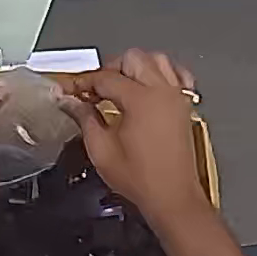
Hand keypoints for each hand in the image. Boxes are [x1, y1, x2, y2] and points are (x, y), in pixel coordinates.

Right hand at [63, 49, 212, 231]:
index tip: (72, 91)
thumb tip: (72, 103)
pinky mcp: (185, 106)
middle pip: (133, 59)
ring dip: (135, 67)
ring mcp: (177, 97)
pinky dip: (161, 74)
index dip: (84, 82)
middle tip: (94, 89)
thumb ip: (85, 119)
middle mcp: (163, 92)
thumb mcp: (101, 150)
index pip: (106, 77)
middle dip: (110, 69)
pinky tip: (149, 86)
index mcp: (141, 100)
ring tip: (119, 86)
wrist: (171, 196)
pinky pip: (177, 75)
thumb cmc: (140, 178)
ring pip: (157, 60)